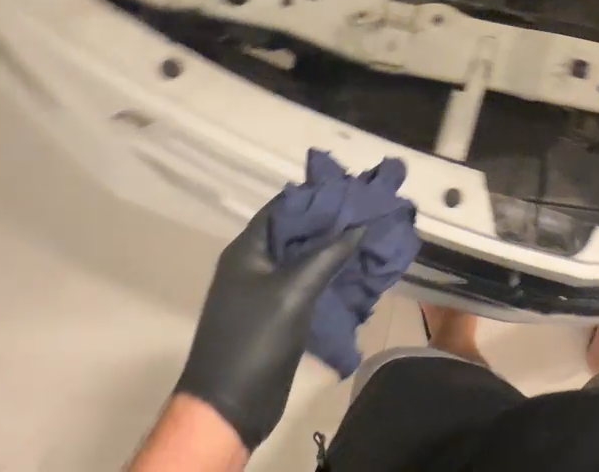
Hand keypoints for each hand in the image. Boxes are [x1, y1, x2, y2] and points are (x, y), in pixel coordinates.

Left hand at [174, 202, 364, 448]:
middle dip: (331, 222)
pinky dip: (329, 274)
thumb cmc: (255, 339)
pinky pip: (306, 282)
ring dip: (333, 249)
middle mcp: (254, 263)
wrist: (229, 407)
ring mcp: (264, 289)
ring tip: (370, 238)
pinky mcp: (277, 312)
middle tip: (369, 212)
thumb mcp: (295, 290)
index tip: (354, 191)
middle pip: (296, 231)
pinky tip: (356, 272)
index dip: (318, 196)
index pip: (285, 206)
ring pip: (304, 257)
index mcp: (248, 249)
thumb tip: (360, 224)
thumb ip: (328, 254)